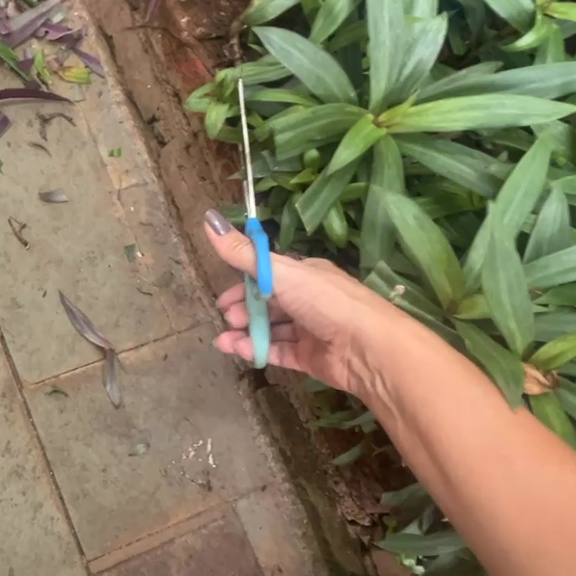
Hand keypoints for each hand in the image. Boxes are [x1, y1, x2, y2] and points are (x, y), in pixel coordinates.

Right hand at [201, 209, 422, 396]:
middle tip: (228, 318)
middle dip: (243, 311)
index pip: (268, 276)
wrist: (367, 348)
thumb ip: (242, 253)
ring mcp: (310, 330)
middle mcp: (308, 300)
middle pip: (268, 304)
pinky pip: (278, 352)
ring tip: (225, 341)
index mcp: (306, 275)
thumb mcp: (279, 272)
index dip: (243, 285)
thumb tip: (207, 218)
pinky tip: (239, 351)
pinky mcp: (310, 357)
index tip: (223, 297)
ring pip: (270, 330)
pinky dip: (257, 350)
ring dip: (245, 333)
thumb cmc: (325, 301)